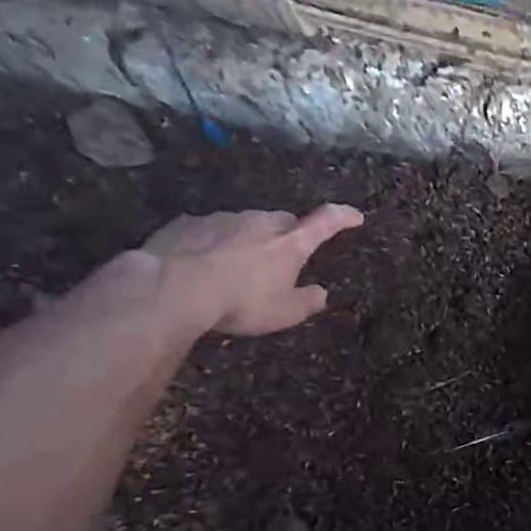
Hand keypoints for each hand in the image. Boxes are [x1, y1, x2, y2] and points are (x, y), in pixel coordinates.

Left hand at [139, 204, 363, 335]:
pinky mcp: (188, 223)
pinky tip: (202, 265)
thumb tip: (320, 292)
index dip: (343, 217)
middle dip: (287, 234)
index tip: (355, 216)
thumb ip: (307, 302)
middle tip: (283, 257)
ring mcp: (222, 218)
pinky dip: (213, 243)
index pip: (325, 222)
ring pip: (244, 224)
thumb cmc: (241, 302)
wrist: (174, 288)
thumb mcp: (284, 313)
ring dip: (248, 240)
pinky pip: (209, 230)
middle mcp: (259, 222)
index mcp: (289, 243)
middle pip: (282, 221)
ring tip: (237, 269)